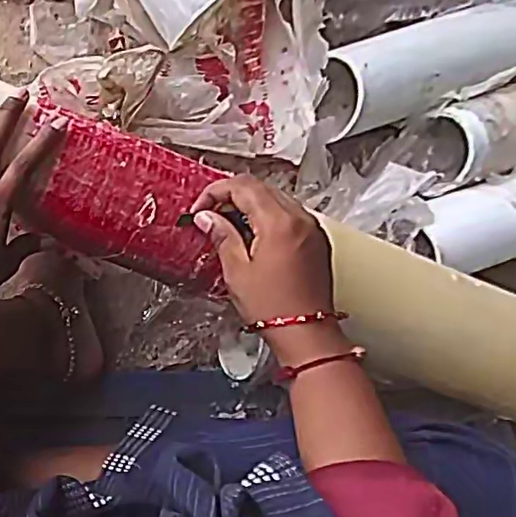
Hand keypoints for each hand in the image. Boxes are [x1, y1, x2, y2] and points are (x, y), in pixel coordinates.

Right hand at [190, 176, 350, 362]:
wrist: (305, 330)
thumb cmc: (272, 307)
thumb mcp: (237, 270)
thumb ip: (222, 236)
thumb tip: (207, 218)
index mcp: (279, 223)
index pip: (244, 186)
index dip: (215, 193)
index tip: (200, 209)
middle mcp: (301, 219)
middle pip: (261, 188)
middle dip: (231, 196)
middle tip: (209, 215)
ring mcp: (312, 228)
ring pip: (275, 199)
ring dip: (248, 206)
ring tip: (227, 227)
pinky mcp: (316, 240)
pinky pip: (289, 215)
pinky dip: (266, 217)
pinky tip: (251, 237)